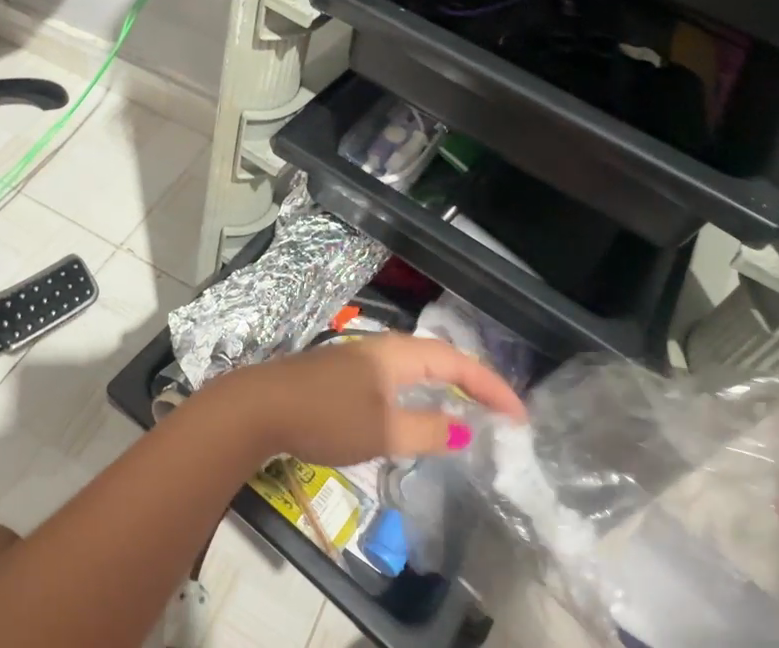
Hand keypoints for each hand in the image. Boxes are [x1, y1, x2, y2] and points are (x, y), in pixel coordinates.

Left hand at [202, 334, 527, 466]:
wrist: (258, 408)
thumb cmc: (325, 417)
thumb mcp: (383, 431)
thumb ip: (427, 430)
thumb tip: (464, 429)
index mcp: (397, 355)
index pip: (457, 362)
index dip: (491, 387)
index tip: (520, 415)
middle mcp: (380, 348)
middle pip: (437, 358)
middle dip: (472, 381)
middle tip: (500, 409)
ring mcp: (356, 359)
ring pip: (413, 367)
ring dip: (444, 386)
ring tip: (467, 409)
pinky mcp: (338, 375)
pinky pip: (393, 378)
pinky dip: (417, 392)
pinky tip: (412, 411)